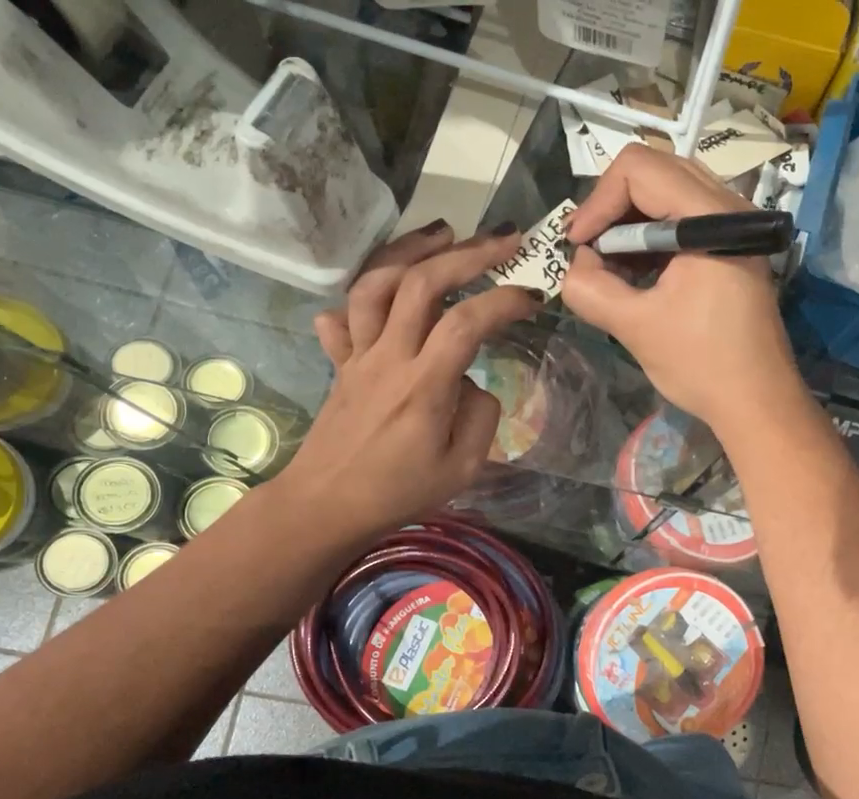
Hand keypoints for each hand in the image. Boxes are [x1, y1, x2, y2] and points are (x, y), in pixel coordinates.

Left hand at [270, 221, 538, 545]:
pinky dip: (364, 293)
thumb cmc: (399, 493)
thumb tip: (471, 384)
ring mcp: (359, 355)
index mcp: (424, 385)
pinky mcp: (341, 363)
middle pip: (421, 284)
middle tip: (504, 239)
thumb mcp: (462, 469)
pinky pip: (346, 316)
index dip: (504, 300)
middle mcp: (388, 356)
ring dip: (411, 249)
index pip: (468, 323)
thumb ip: (480, 418)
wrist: (326, 506)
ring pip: (376, 283)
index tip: (533, 294)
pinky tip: (383, 287)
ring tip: (443, 233)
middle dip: (467, 253)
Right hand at [563, 145, 807, 434]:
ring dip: (631, 226)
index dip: (597, 202)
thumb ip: (592, 288)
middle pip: (654, 173)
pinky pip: (685, 221)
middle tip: (588, 251)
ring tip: (609, 267)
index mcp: (710, 216)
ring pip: (669, 196)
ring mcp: (736, 227)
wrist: (760, 404)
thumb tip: (575, 264)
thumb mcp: (636, 327)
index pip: (638, 169)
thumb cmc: (703, 366)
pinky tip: (636, 275)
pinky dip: (654, 239)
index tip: (578, 247)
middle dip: (612, 210)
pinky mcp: (735, 250)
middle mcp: (729, 207)